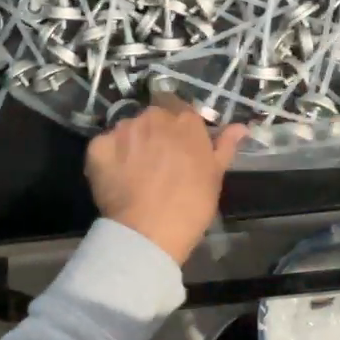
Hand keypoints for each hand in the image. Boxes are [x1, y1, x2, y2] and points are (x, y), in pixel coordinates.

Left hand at [85, 97, 247, 263]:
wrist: (150, 231)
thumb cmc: (192, 204)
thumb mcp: (216, 175)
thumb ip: (225, 145)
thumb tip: (241, 127)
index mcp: (184, 120)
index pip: (180, 108)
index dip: (178, 127)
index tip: (179, 146)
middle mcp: (153, 116)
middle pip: (152, 117)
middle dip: (154, 134)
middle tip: (158, 162)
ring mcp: (123, 130)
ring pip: (127, 130)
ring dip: (131, 144)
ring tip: (135, 173)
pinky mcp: (97, 147)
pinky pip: (104, 147)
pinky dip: (109, 159)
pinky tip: (116, 179)